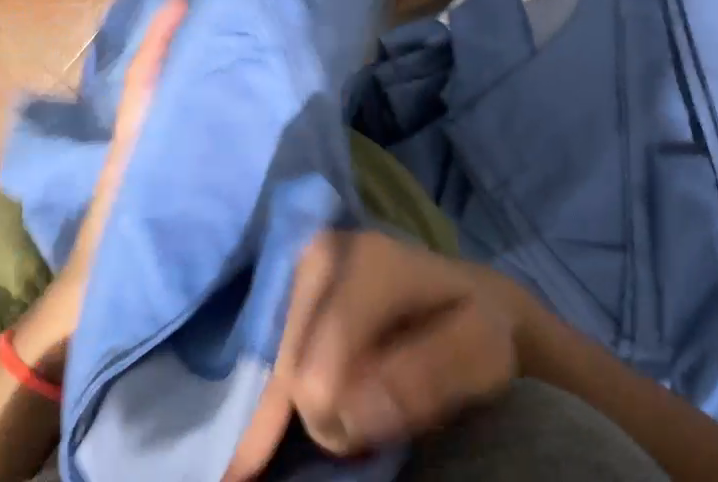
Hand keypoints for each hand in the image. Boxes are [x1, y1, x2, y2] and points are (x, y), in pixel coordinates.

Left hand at [18, 0, 189, 370]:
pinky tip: (224, 109)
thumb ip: (145, 179)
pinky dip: (192, 109)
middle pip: (157, 82)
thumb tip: (174, 132)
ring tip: (230, 49)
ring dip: (188, 73)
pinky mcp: (153, 178)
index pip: (142, 81)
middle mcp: (138, 142)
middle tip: (220, 16)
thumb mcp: (126, 218)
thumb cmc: (104, 265)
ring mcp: (145, 159)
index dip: (157, 40)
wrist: (86, 306)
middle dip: (179, 45)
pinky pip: (176, 133)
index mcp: (130, 144)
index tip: (180, 2)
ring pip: (168, 104)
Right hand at [224, 231, 522, 480]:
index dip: (342, 416)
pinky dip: (259, 417)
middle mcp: (320, 257)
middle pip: (295, 369)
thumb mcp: (478, 352)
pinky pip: (269, 368)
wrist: (468, 299)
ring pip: (279, 374)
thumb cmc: (479, 327)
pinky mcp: (291, 300)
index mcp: (365, 263)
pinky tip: (239, 466)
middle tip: (368, 428)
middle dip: (324, 415)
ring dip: (296, 417)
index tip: (370, 435)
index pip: (324, 364)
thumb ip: (425, 378)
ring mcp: (299, 276)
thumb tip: (351, 416)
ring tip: (276, 466)